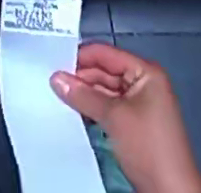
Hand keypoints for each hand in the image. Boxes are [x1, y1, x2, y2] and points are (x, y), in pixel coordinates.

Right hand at [51, 43, 200, 192]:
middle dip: (81, 77)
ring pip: (105, 91)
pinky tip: (75, 112)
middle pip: (106, 71)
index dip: (82, 56)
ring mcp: (140, 104)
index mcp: (146, 72)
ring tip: (58, 97)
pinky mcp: (134, 124)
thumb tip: (56, 78)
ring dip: (85, 95)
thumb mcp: (114, 116)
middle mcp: (144, 83)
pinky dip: (93, 109)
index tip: (54, 62)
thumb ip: (84, 95)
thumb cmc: (148, 146)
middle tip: (53, 83)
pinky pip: (109, 108)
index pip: (107, 54)